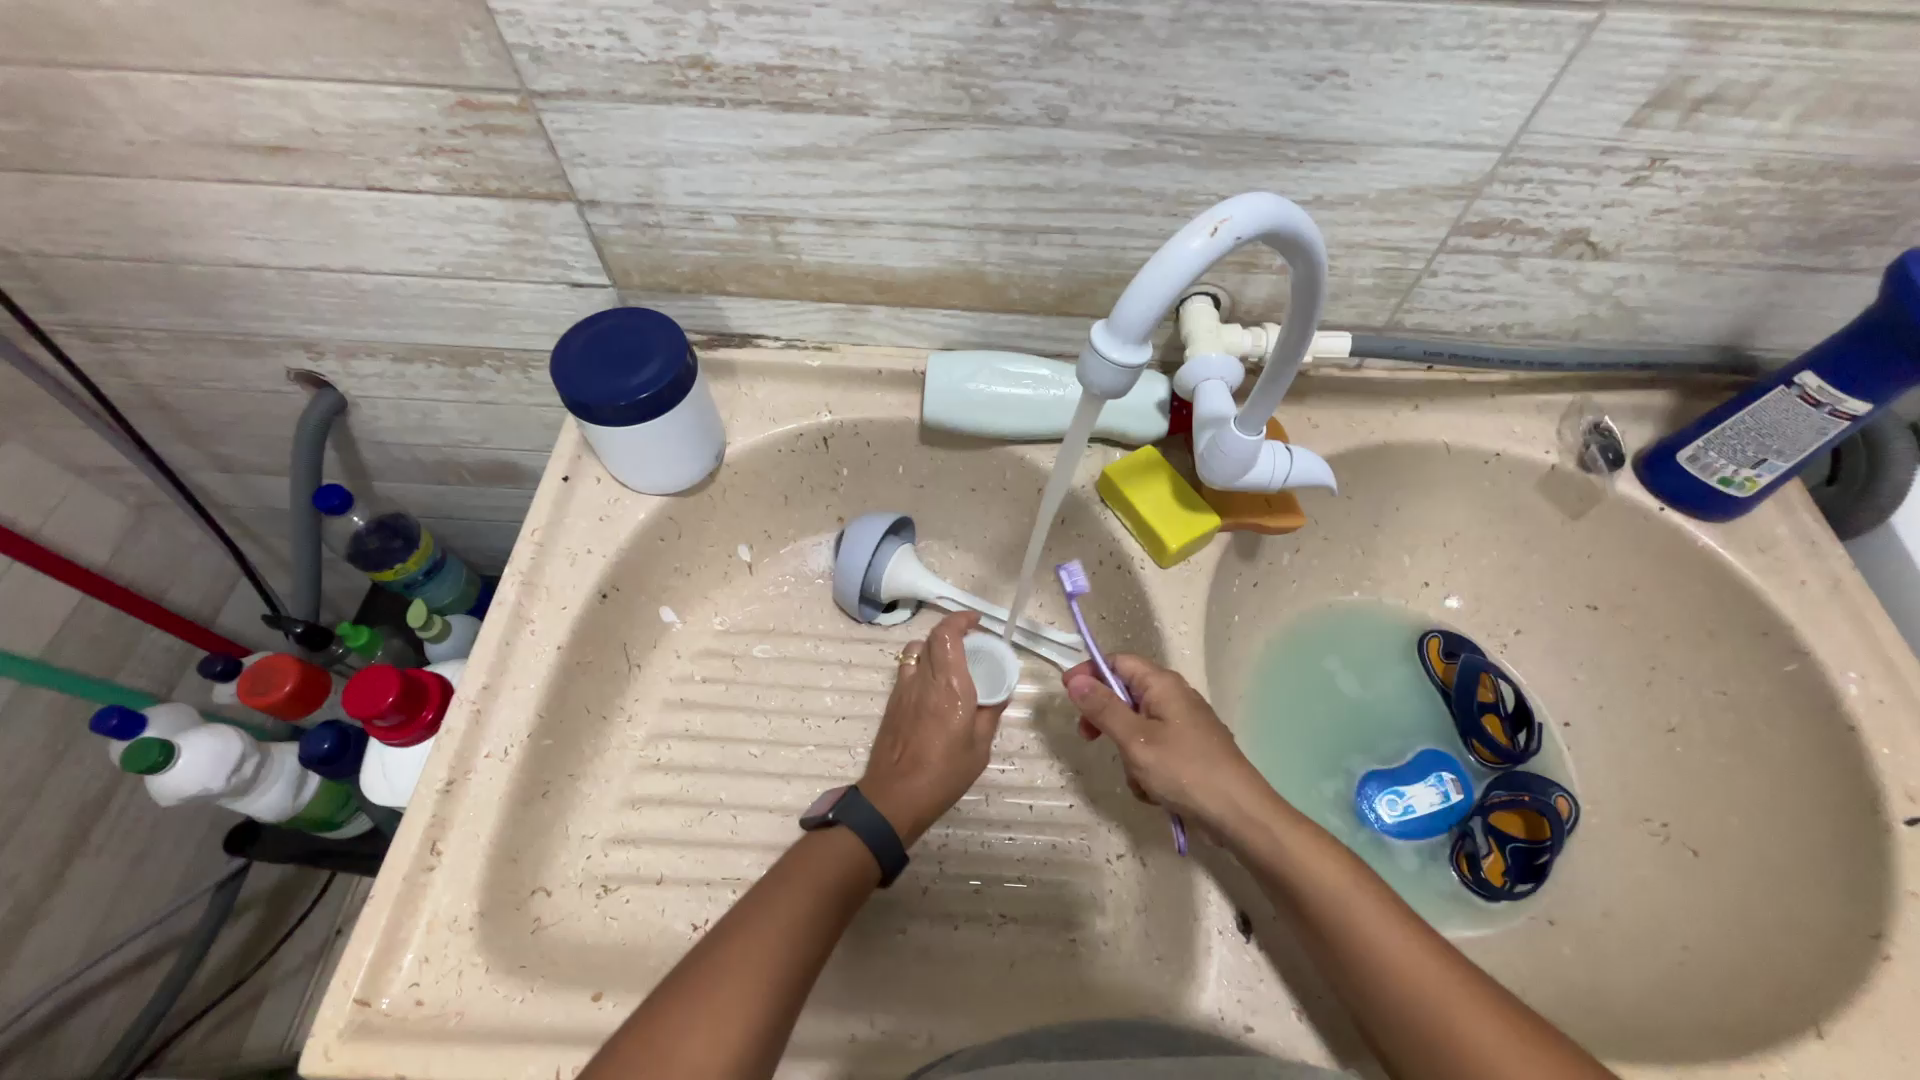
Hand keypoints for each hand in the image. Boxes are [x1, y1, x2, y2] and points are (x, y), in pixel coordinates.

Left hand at [860, 610, 1007, 845]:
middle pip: (932, 638)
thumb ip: (991, 713)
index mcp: (950, 686)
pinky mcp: (892, 703)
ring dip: (934, 648)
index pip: (947, 635)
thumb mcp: (980, 746)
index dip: (960, 620)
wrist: (896, 796)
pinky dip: (923, 667)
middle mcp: (924, 679)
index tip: (977, 622)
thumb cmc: (944, 773)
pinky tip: (935, 688)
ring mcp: (903, 689)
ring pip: (916, 652)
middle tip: (972, 644)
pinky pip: (908, 671)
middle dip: (952, 632)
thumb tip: (999, 692)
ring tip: (952, 663)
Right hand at [1063, 654, 1274, 832]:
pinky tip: (1154, 791)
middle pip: (1126, 695)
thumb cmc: (1185, 770)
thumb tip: (1075, 680)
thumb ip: (1103, 708)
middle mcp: (1175, 698)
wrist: (1238, 814)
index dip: (1091, 673)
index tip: (1068, 694)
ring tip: (1138, 777)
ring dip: (1128, 753)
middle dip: (1106, 719)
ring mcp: (1184, 727)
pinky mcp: (1189, 752)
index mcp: (1163, 685)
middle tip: (1088, 738)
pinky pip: (1153, 751)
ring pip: (1137, 729)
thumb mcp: (1135, 739)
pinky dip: (1146, 769)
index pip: (1119, 662)